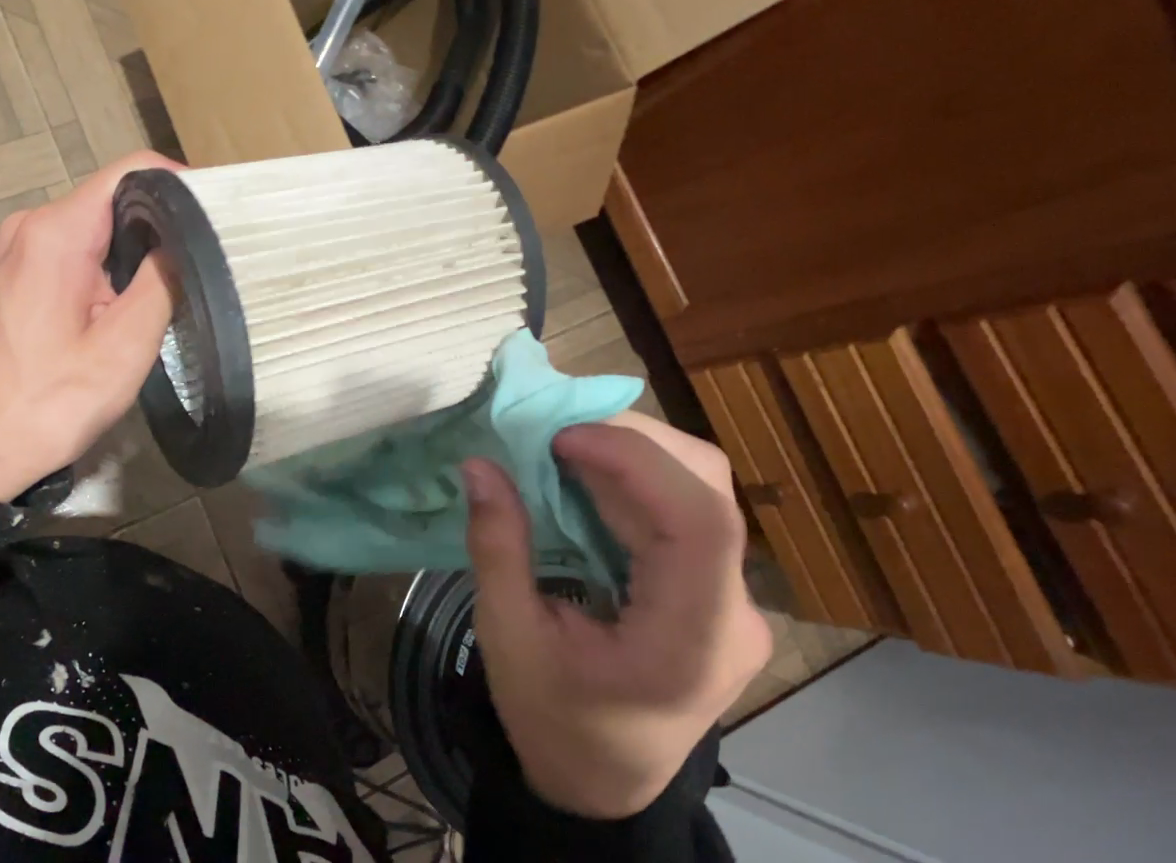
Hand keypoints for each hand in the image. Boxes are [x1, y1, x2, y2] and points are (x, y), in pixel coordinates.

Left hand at [0, 151, 181, 500]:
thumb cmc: (50, 403)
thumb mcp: (122, 349)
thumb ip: (161, 283)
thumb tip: (188, 237)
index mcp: (54, 232)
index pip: (129, 172)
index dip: (180, 185)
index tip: (218, 213)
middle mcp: (30, 227)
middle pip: (111, 200)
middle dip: (160, 223)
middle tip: (208, 258)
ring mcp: (17, 251)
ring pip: (94, 229)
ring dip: (135, 251)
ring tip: (176, 284)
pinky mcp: (14, 276)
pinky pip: (72, 252)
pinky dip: (106, 267)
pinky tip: (130, 302)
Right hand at [462, 413, 769, 818]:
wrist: (601, 786)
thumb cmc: (552, 721)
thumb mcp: (509, 639)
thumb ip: (498, 549)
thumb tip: (479, 466)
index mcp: (692, 640)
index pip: (700, 525)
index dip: (638, 461)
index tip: (561, 437)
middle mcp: (734, 614)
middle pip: (710, 495)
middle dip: (632, 443)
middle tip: (553, 428)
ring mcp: (733, 604)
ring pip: (703, 495)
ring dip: (632, 455)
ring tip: (561, 444)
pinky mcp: (715, 595)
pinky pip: (685, 517)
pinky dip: (633, 484)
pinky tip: (585, 477)